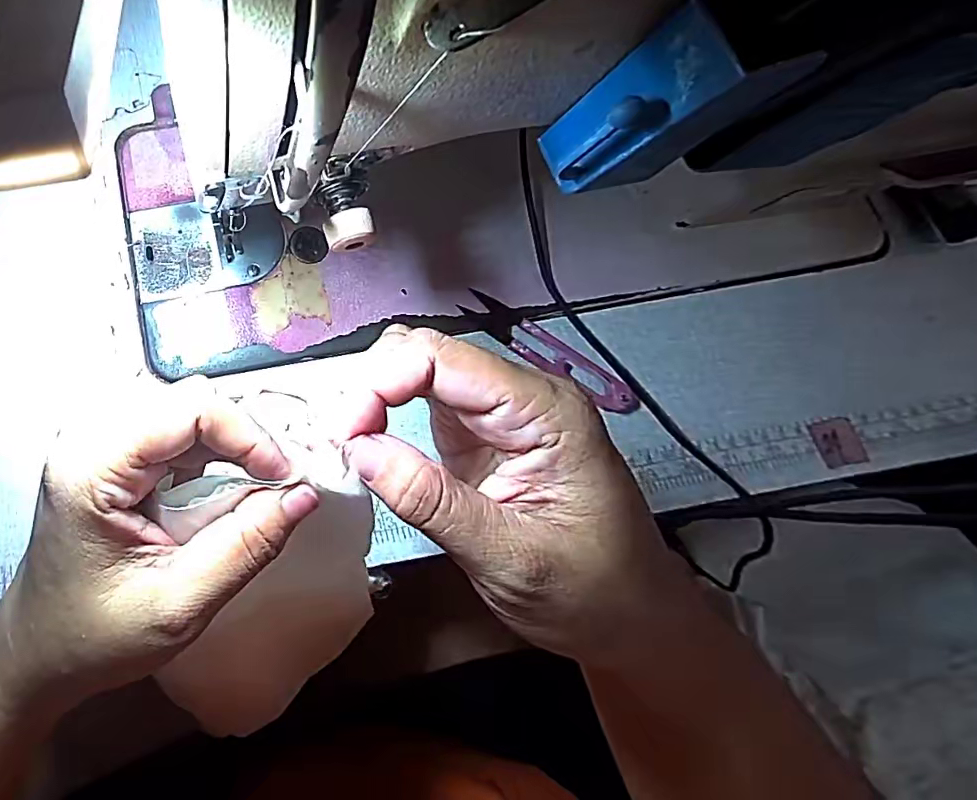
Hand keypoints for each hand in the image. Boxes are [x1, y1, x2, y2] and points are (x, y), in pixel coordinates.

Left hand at [0, 376, 320, 716]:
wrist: (39, 647)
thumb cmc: (93, 636)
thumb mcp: (179, 605)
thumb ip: (244, 547)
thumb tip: (301, 496)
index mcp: (91, 466)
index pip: (185, 407)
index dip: (246, 434)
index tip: (284, 477)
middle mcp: (86, 436)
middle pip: (183, 399)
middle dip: (239, 437)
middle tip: (273, 486)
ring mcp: (92, 439)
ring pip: (179, 408)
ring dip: (222, 443)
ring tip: (245, 491)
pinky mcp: (105, 450)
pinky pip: (166, 428)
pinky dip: (201, 452)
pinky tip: (209, 491)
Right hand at [339, 325, 699, 667]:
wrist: (633, 625)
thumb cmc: (597, 595)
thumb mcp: (512, 560)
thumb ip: (432, 501)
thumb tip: (358, 450)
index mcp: (543, 410)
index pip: (442, 358)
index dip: (384, 380)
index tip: (349, 430)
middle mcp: (516, 395)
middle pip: (422, 351)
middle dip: (371, 384)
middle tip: (343, 437)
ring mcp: (492, 409)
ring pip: (412, 367)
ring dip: (370, 395)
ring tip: (348, 438)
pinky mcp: (471, 428)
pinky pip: (414, 396)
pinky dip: (379, 410)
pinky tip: (364, 436)